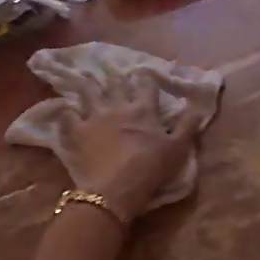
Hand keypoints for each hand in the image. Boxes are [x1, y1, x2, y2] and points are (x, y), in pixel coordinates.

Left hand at [58, 71, 204, 222]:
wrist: (116, 188)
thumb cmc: (150, 168)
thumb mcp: (178, 149)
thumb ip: (188, 125)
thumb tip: (197, 104)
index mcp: (143, 109)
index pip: (146, 85)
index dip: (144, 77)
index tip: (142, 73)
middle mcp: (118, 106)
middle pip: (116, 84)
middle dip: (115, 77)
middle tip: (112, 71)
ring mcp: (95, 116)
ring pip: (89, 92)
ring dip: (87, 84)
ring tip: (83, 77)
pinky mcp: (77, 130)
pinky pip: (68, 115)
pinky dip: (65, 111)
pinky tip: (63, 108)